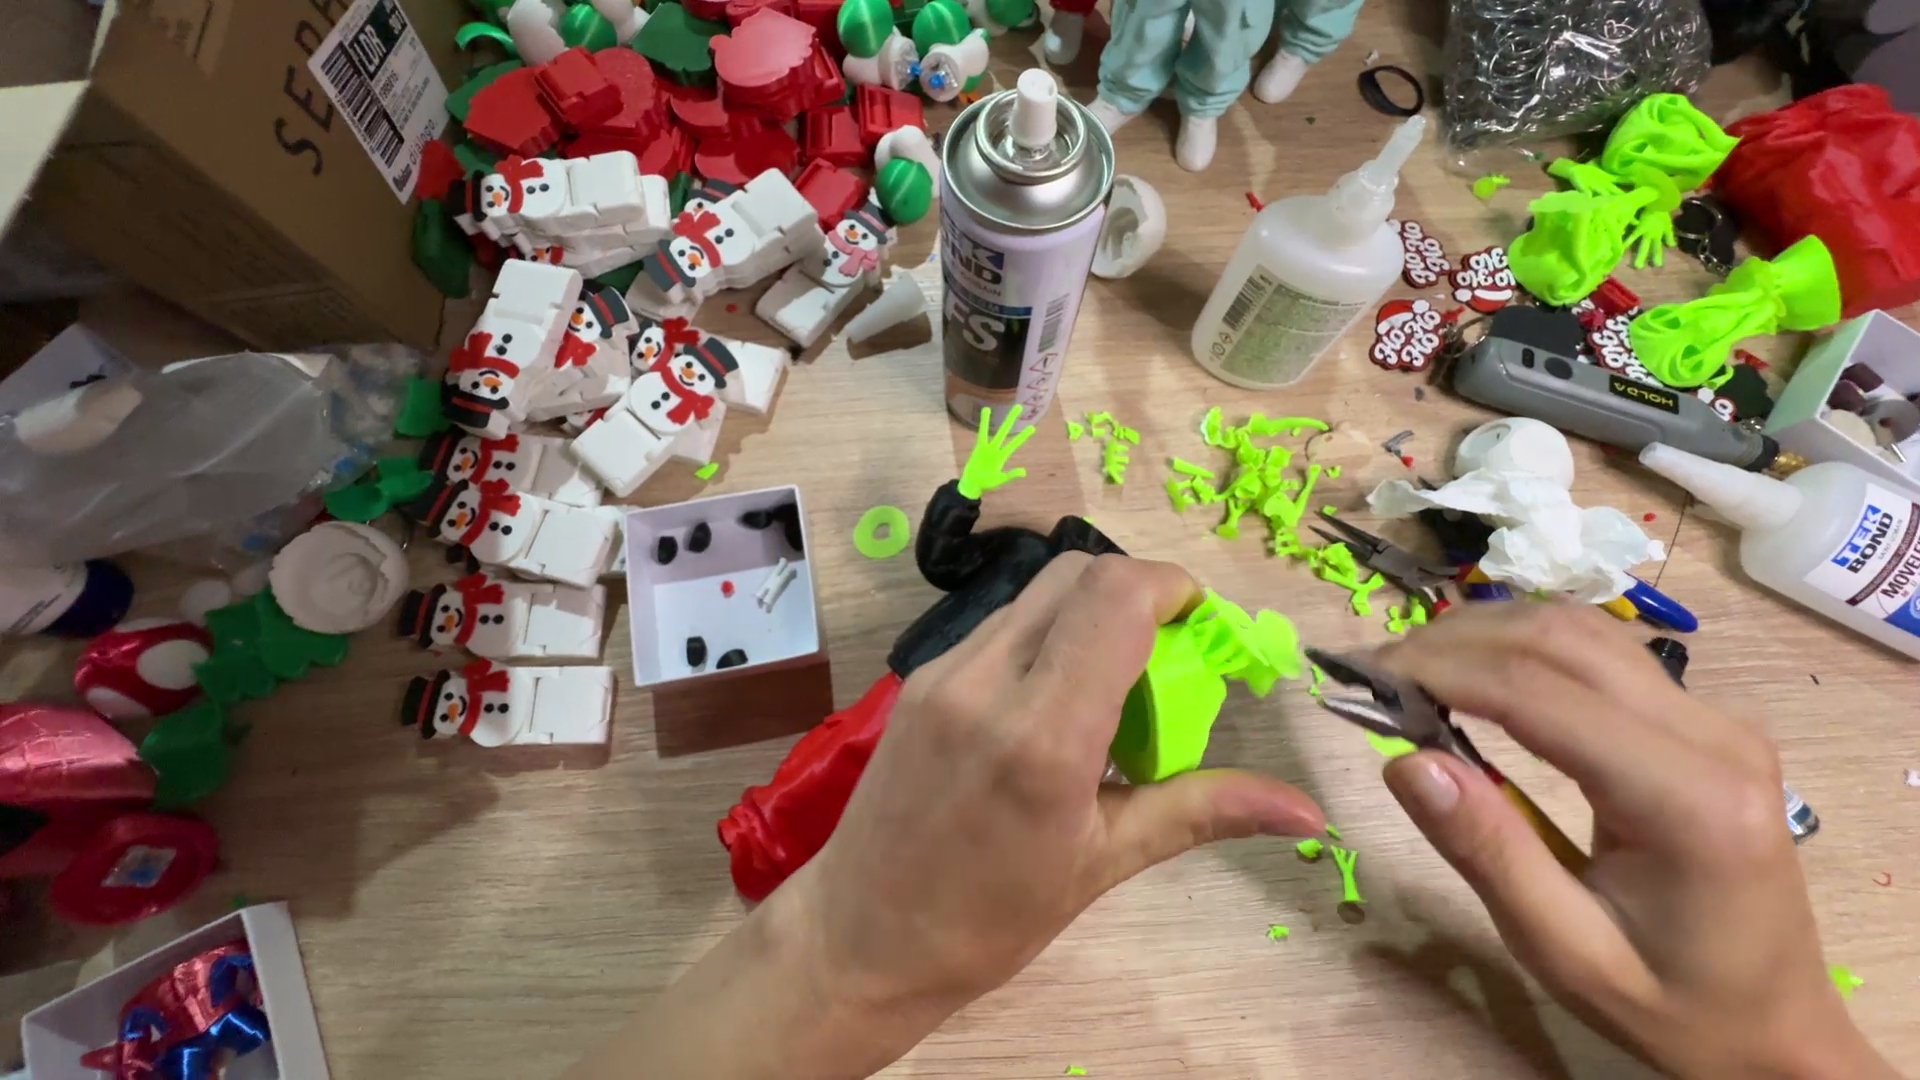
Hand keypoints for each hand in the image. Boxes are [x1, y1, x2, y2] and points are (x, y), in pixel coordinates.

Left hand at [785, 554, 1323, 1069]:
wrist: (863, 933)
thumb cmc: (990, 917)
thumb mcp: (1103, 862)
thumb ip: (1203, 810)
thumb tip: (1306, 812)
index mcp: (1042, 734)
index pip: (1113, 599)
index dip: (1170, 587)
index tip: (1201, 622)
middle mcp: (986, 681)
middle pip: (1076, 574)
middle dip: (1137, 590)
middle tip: (1168, 647)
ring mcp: (944, 671)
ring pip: (1036, 592)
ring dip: (1089, 609)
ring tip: (1114, 674)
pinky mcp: (923, 675)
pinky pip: (1001, 622)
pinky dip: (1047, 631)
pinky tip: (1057, 689)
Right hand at [956, 406, 1032, 498]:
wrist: (973, 484)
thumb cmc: (986, 483)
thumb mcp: (1000, 480)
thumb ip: (1011, 475)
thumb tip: (1024, 472)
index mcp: (1002, 456)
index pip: (1015, 444)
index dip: (1023, 436)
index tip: (1032, 428)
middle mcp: (996, 449)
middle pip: (1005, 431)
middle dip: (1011, 419)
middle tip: (1019, 406)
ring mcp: (986, 448)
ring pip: (988, 430)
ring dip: (988, 420)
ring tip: (988, 408)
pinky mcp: (978, 448)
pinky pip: (980, 435)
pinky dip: (983, 424)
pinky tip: (983, 414)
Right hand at [1374, 603, 1898, 1079]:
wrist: (1775, 1029)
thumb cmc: (1666, 1002)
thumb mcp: (1560, 950)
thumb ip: (1485, 851)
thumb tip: (1403, 761)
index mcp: (1686, 801)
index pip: (1537, 693)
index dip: (1438, 670)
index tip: (1363, 678)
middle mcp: (1712, 736)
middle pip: (1555, 639)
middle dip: (1447, 642)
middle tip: (1373, 673)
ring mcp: (1709, 717)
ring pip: (1572, 625)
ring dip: (1478, 631)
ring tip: (1409, 668)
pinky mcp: (1693, 714)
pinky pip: (1590, 644)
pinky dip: (1514, 639)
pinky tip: (1469, 666)